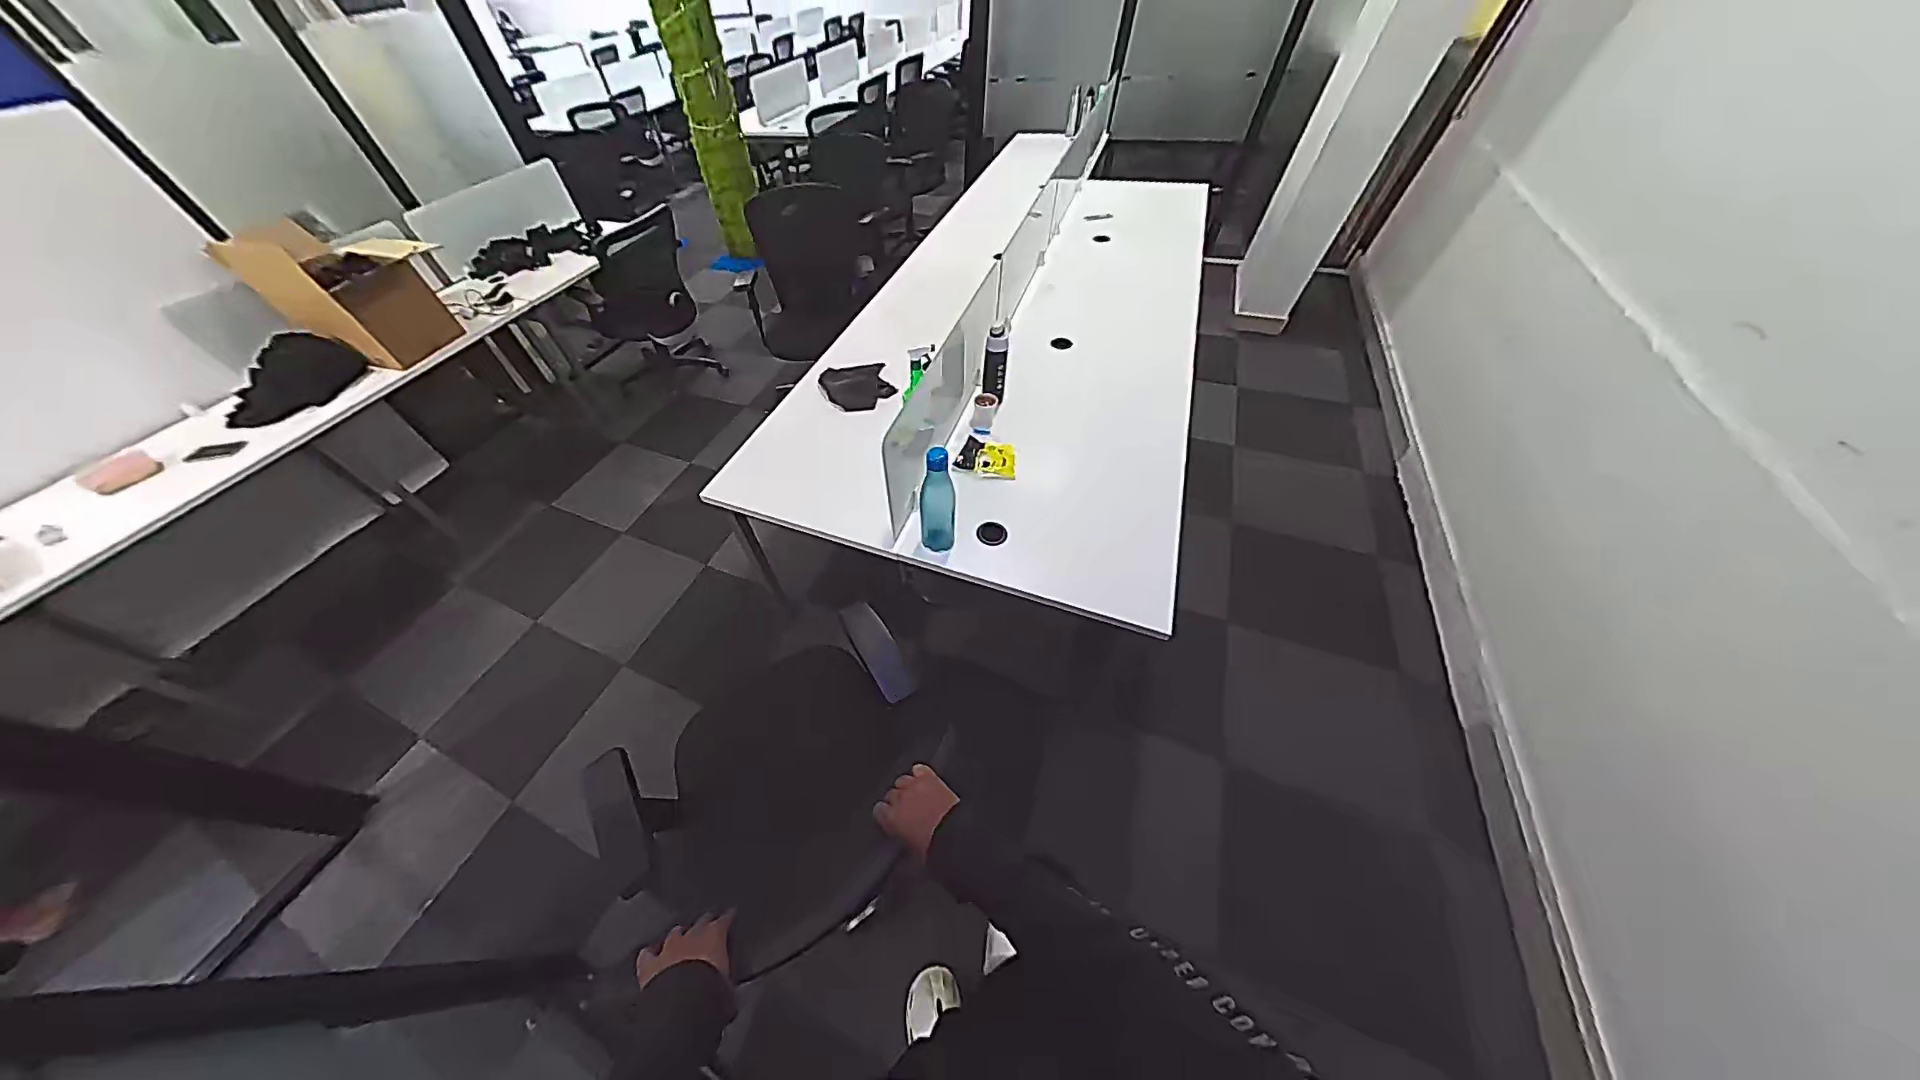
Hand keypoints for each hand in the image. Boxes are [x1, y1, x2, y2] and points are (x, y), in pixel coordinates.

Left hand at [635, 910, 735, 988]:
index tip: (731, 913)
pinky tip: (650, 953)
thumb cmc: (712, 990)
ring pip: (674, 934)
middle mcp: (691, 936)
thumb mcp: (729, 980)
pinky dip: (650, 953)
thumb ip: (728, 970)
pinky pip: (648, 955)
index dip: (729, 916)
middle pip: (700, 922)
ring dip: (680, 935)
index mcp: (714, 935)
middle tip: (709, 922)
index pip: (725, 919)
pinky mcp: (650, 965)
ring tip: (682, 936)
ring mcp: (668, 949)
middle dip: (705, 921)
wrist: (682, 1005)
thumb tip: (730, 979)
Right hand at [873, 764, 959, 861]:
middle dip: (897, 800)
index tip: (890, 818)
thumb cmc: (933, 848)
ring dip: (907, 786)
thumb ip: (903, 853)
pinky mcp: (930, 778)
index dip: (885, 814)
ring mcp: (915, 786)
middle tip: (907, 809)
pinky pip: (919, 769)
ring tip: (914, 793)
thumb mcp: (913, 858)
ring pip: (903, 780)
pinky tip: (922, 776)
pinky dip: (920, 772)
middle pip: (891, 794)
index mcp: (891, 819)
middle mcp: (900, 799)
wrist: (955, 833)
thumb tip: (903, 860)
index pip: (879, 810)